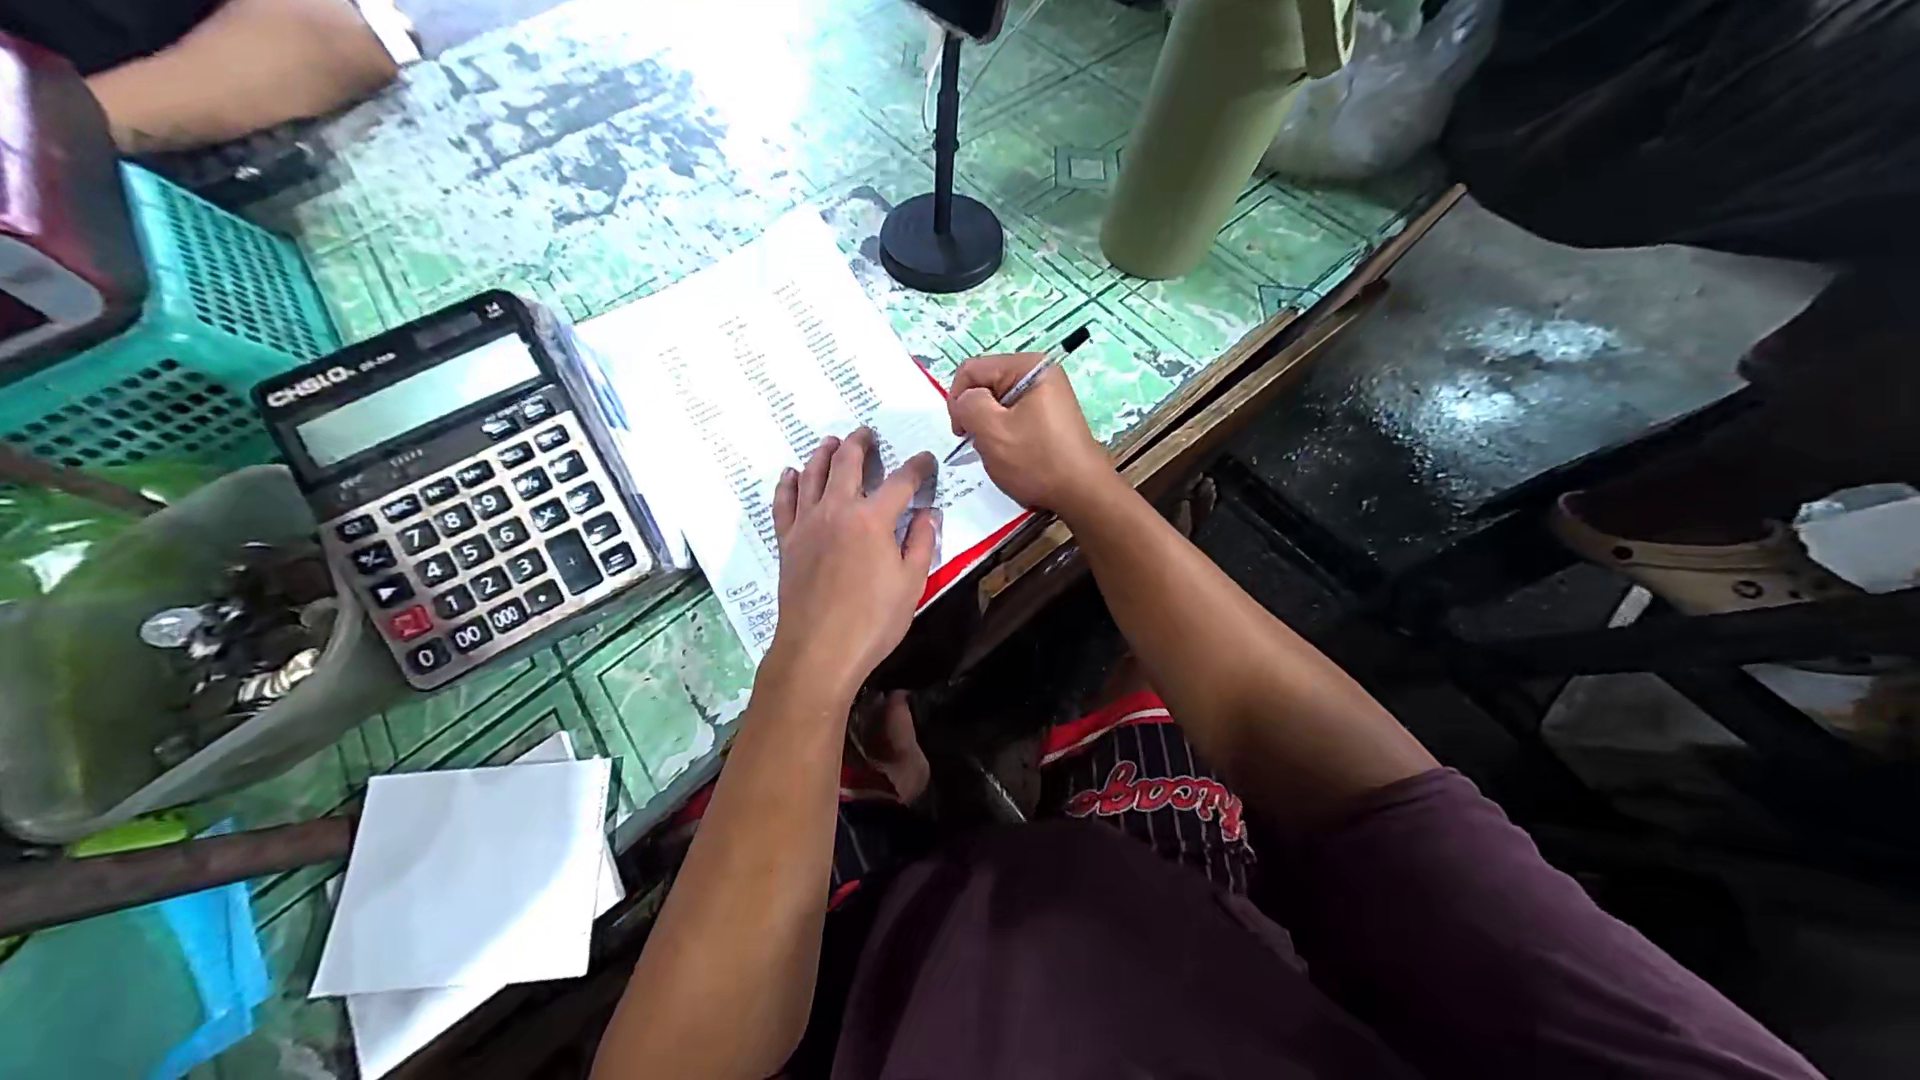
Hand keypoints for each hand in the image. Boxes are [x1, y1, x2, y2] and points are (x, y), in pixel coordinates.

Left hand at [769, 428, 936, 696]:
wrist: (819, 650)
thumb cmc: (873, 621)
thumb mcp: (912, 583)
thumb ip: (921, 543)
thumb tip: (929, 515)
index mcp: (873, 519)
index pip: (901, 481)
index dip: (917, 467)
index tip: (926, 460)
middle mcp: (838, 510)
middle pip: (848, 463)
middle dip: (861, 443)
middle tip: (867, 433)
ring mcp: (807, 523)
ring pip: (812, 475)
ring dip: (824, 453)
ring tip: (832, 442)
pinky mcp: (787, 541)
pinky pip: (784, 502)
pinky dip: (787, 484)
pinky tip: (790, 473)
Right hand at [948, 353, 1118, 516]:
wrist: (1081, 492)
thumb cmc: (1037, 461)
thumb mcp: (992, 431)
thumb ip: (968, 405)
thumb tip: (965, 401)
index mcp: (1028, 367)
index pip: (971, 370)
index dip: (958, 400)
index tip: (962, 432)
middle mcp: (1039, 374)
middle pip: (985, 385)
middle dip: (976, 415)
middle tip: (982, 444)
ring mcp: (1046, 395)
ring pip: (997, 404)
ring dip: (990, 429)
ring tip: (1001, 452)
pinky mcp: (1049, 416)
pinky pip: (1014, 417)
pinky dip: (1005, 435)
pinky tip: (1013, 454)